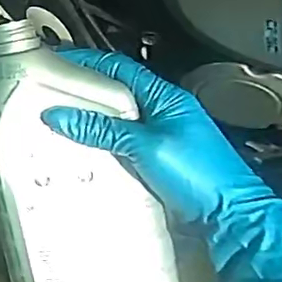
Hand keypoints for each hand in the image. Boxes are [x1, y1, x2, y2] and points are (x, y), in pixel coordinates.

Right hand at [41, 49, 281, 281]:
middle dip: (82, 92)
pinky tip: (79, 154)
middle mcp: (162, 115)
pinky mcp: (155, 165)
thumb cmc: (202, 177)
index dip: (87, 61)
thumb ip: (102, 129)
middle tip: (48, 93)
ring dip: (88, 122)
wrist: (232, 221)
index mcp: (166, 99)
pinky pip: (119, 148)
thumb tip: (58, 114)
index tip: (56, 60)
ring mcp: (159, 140)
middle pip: (115, 95)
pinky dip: (98, 147)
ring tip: (56, 123)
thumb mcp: (146, 146)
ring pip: (115, 123)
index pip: (120, 68)